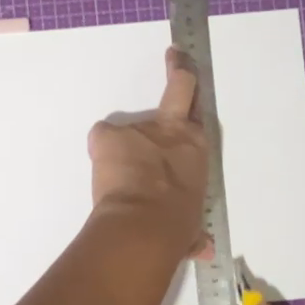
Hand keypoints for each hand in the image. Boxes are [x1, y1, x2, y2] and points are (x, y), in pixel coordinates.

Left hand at [87, 48, 209, 258]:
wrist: (146, 223)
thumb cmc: (176, 227)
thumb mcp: (191, 228)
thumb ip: (193, 233)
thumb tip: (204, 250)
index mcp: (197, 151)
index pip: (198, 117)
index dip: (193, 102)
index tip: (188, 79)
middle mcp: (173, 132)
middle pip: (180, 88)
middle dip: (180, 69)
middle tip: (177, 54)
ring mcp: (140, 129)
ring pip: (125, 133)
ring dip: (121, 152)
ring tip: (118, 182)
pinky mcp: (109, 134)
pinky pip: (101, 139)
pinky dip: (100, 154)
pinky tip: (103, 175)